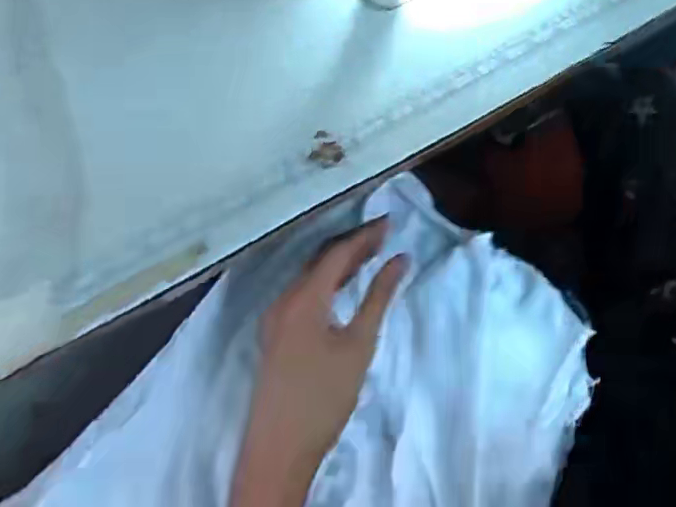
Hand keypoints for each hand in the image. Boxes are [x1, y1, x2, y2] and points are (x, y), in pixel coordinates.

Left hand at [232, 218, 408, 506]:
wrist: (277, 455)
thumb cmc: (324, 396)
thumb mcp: (360, 343)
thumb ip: (379, 296)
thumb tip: (400, 258)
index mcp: (303, 299)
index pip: (337, 253)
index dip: (365, 234)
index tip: (391, 221)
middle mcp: (284, 302)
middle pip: (320, 260)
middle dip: (352, 243)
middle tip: (384, 234)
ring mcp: (275, 321)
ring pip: (310, 276)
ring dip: (340, 262)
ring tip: (371, 254)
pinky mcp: (275, 337)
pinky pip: (303, 292)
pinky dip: (327, 280)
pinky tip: (343, 285)